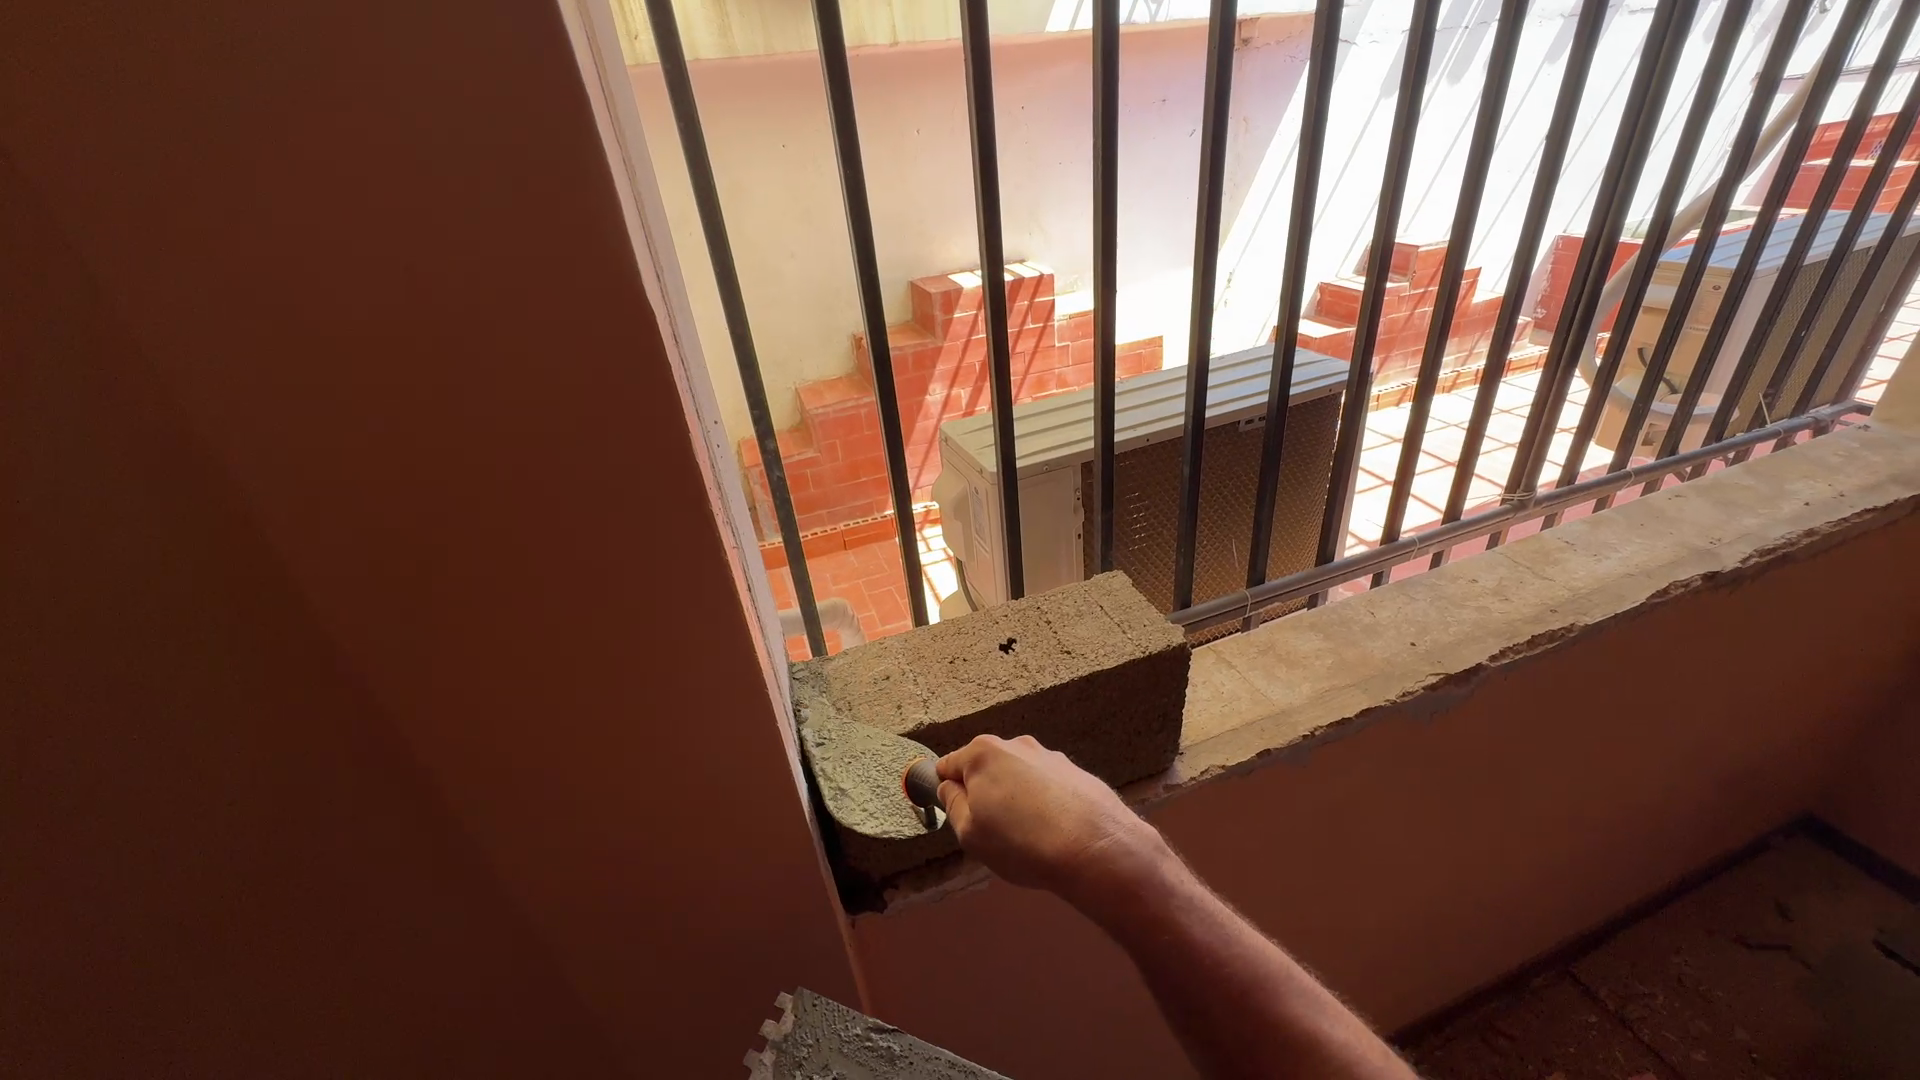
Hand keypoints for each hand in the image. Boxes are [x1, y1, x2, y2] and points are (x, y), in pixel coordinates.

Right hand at [935, 734, 1168, 904]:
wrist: (1095, 848)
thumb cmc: (1022, 842)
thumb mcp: (969, 833)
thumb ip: (952, 804)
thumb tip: (949, 787)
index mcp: (982, 753)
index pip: (948, 766)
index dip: (947, 791)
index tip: (956, 814)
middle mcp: (1016, 744)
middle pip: (987, 768)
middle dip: (985, 795)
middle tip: (994, 832)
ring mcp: (1049, 756)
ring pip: (1019, 778)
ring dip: (1017, 800)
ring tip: (1030, 837)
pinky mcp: (1076, 772)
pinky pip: (1048, 787)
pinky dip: (1045, 804)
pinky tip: (1055, 832)